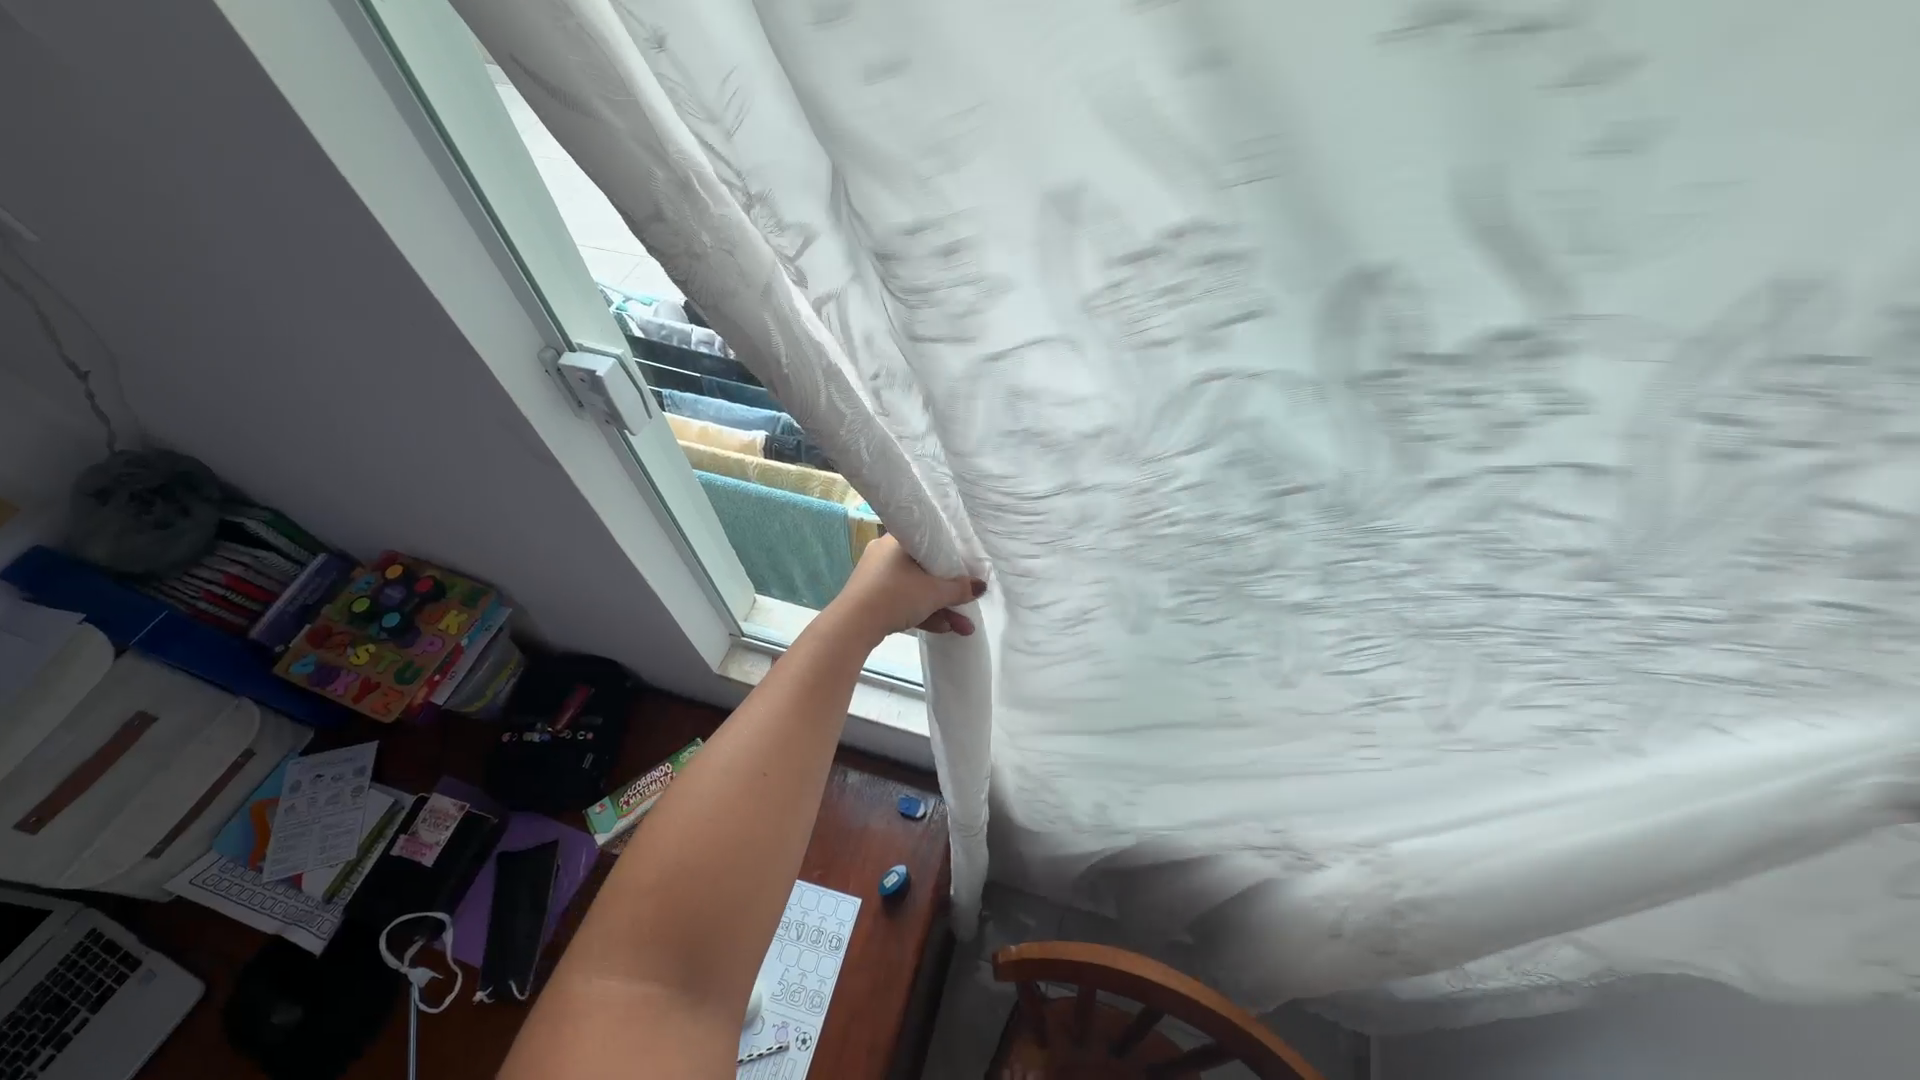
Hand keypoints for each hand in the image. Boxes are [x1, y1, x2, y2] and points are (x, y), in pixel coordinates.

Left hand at [825, 535, 984, 643]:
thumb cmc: (896, 595)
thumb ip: (960, 589)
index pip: (930, 541)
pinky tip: (945, 629)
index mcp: (898, 540)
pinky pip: (903, 601)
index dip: (952, 556)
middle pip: (925, 569)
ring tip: (964, 627)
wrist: (853, 625)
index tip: (966, 569)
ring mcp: (876, 577)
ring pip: (915, 589)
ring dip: (940, 607)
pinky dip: (922, 612)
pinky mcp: (871, 598)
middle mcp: (885, 553)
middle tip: (968, 603)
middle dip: (949, 592)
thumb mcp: (934, 593)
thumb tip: (981, 586)